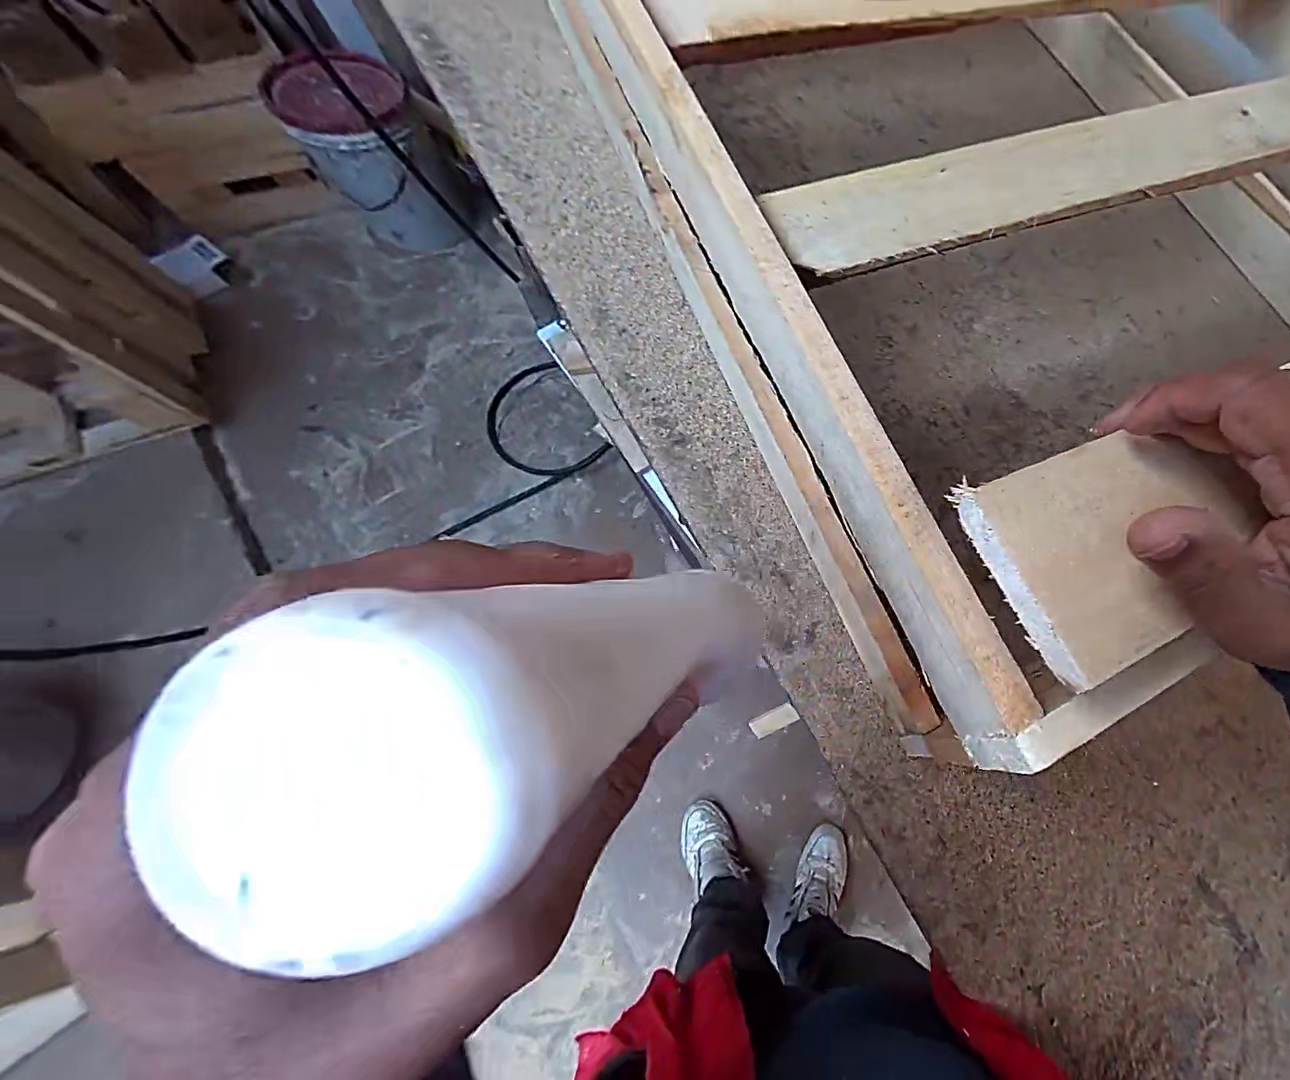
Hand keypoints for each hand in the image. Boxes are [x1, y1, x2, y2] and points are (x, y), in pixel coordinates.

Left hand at [27, 541, 698, 1079]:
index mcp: (155, 818)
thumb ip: (584, 824)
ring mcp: (196, 763)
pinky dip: (430, 621)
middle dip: (470, 570)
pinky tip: (502, 621)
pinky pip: (340, 660)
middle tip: (589, 575)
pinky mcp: (245, 766)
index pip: (286, 627)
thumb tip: (676, 697)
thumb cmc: (364, 1044)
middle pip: (320, 609)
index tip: (555, 579)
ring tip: (569, 586)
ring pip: (334, 624)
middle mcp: (158, 768)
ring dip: (457, 585)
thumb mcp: (493, 946)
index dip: (427, 573)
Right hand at [1095, 364, 1289, 687]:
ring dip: (1202, 406)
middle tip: (1126, 433)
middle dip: (1179, 400)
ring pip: (1266, 390)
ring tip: (1151, 435)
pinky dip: (1229, 417)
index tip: (1122, 427)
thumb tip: (1146, 528)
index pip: (1245, 395)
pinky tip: (1197, 442)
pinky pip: (1281, 407)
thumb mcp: (1256, 621)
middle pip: (1253, 384)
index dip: (1175, 397)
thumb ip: (1205, 573)